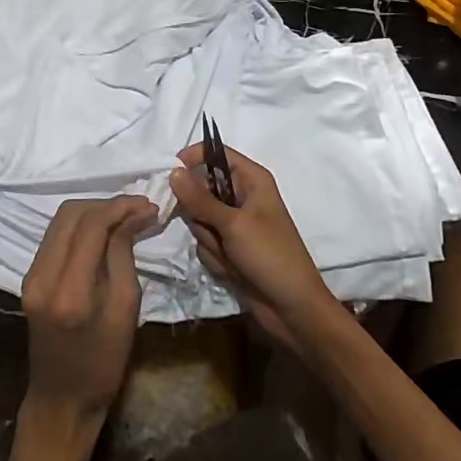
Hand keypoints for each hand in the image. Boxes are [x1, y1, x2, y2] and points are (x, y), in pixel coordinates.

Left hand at [19, 195, 155, 420]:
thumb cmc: (104, 361)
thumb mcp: (126, 307)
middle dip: (107, 203)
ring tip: (124, 217)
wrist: (62, 399)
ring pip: (61, 220)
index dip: (122, 206)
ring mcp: (30, 277)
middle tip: (138, 210)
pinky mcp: (30, 278)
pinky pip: (56, 236)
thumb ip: (124, 254)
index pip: (92, 225)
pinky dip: (82, 226)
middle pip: (71, 213)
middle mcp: (42, 277)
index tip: (149, 205)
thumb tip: (134, 214)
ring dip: (94, 211)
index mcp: (70, 291)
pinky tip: (104, 232)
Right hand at [171, 144, 335, 350]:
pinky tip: (231, 270)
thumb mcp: (233, 224)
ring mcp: (235, 224)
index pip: (217, 153)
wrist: (290, 307)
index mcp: (252, 179)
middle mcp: (242, 196)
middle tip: (215, 230)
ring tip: (230, 255)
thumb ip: (200, 199)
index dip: (194, 158)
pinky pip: (206, 243)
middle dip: (201, 213)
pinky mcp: (230, 248)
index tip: (170, 172)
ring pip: (200, 220)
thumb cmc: (269, 254)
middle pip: (202, 189)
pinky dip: (214, 257)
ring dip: (209, 240)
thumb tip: (173, 171)